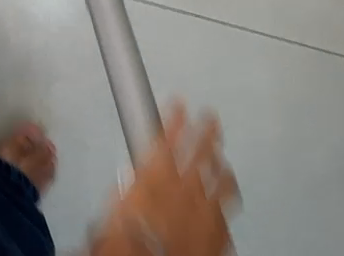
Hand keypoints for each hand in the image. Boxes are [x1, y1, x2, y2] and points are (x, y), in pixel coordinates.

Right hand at [88, 101, 239, 255]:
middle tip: (211, 115)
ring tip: (222, 154)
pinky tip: (225, 196)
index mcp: (156, 179)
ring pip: (221, 180)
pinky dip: (224, 199)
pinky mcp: (220, 235)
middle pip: (201, 153)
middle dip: (207, 130)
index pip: (169, 138)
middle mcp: (185, 192)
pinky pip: (227, 210)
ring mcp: (206, 213)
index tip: (181, 102)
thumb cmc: (132, 243)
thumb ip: (126, 190)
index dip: (176, 117)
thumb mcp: (117, 209)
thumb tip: (128, 180)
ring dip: (221, 163)